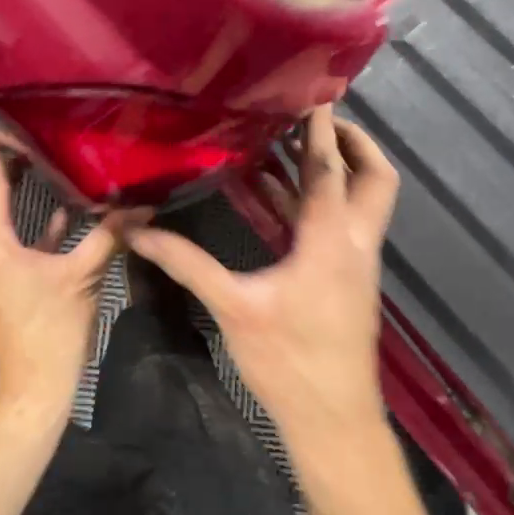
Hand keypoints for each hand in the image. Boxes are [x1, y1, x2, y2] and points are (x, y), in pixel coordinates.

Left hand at [0, 131, 143, 418]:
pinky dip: (28, 224)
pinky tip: (56, 215)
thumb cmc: (51, 333)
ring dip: (5, 191)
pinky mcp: (6, 284)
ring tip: (27, 161)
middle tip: (10, 133)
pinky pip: (13, 243)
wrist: (33, 391)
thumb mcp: (83, 279)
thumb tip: (140, 207)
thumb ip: (108, 237)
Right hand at [123, 106, 397, 440]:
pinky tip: (281, 196)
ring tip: (297, 142)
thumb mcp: (234, 309)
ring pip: (366, 202)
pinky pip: (345, 224)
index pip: (329, 171)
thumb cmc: (289, 362)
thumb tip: (138, 232)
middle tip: (319, 118)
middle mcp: (354, 244)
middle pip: (376, 179)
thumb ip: (188, 265)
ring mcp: (357, 263)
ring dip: (341, 169)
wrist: (334, 421)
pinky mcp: (349, 280)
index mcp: (330, 242)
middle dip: (356, 142)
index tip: (316, 93)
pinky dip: (323, 201)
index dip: (322, 129)